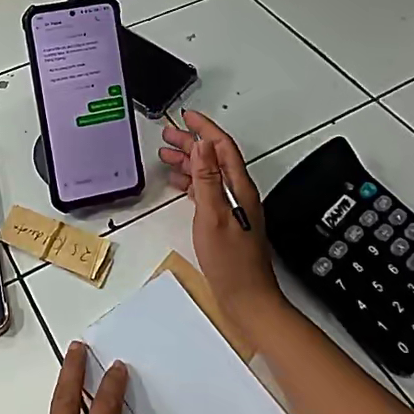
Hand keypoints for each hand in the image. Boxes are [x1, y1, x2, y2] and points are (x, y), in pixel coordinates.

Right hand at [157, 111, 285, 331]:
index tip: (188, 116)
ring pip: (209, 173)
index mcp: (239, 189)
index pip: (222, 148)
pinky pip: (206, 190)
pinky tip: (178, 182)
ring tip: (167, 153)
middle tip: (169, 133)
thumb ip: (207, 179)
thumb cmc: (231, 262)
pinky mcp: (224, 220)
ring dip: (189, 160)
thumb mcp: (213, 215)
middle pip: (215, 158)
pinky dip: (190, 180)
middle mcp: (238, 195)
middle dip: (192, 142)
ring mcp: (232, 207)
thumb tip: (202, 147)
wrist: (246, 296)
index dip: (205, 129)